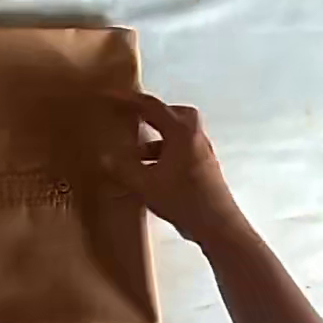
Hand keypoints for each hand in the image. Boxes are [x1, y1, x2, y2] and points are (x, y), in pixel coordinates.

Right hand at [105, 92, 249, 246]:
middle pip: (172, 114)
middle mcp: (195, 137)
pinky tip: (149, 172)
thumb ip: (123, 169)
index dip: (127, 100)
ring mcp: (202, 152)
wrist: (218, 226)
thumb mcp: (145, 185)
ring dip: (155, 138)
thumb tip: (104, 157)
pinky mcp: (203, 167)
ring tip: (133, 152)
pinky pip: (180, 150)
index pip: (151, 107)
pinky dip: (163, 154)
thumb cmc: (183, 200)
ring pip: (176, 134)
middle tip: (131, 116)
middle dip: (150, 113)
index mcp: (181, 133)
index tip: (109, 96)